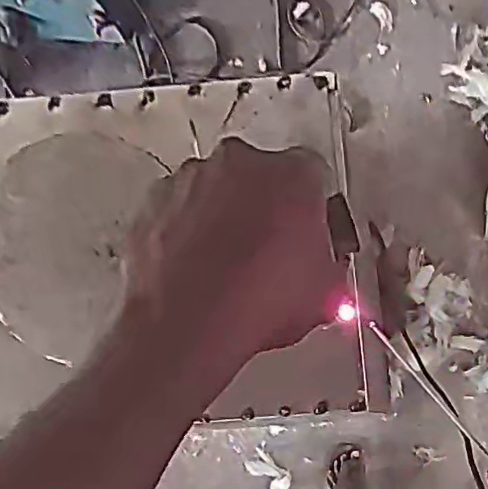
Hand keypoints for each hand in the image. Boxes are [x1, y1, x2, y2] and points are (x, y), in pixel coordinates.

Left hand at [121, 138, 341, 365]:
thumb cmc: (256, 301)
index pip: (316, 176)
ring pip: (221, 190)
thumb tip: (326, 268)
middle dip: (272, 209)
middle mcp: (240, 165)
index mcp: (292, 176)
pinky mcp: (157, 202)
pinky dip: (193, 231)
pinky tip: (208, 269)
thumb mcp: (326, 291)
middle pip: (264, 177)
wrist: (192, 324)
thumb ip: (330, 261)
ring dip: (231, 218)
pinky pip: (183, 209)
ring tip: (241, 267)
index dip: (318, 210)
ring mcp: (193, 180)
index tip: (316, 231)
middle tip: (279, 252)